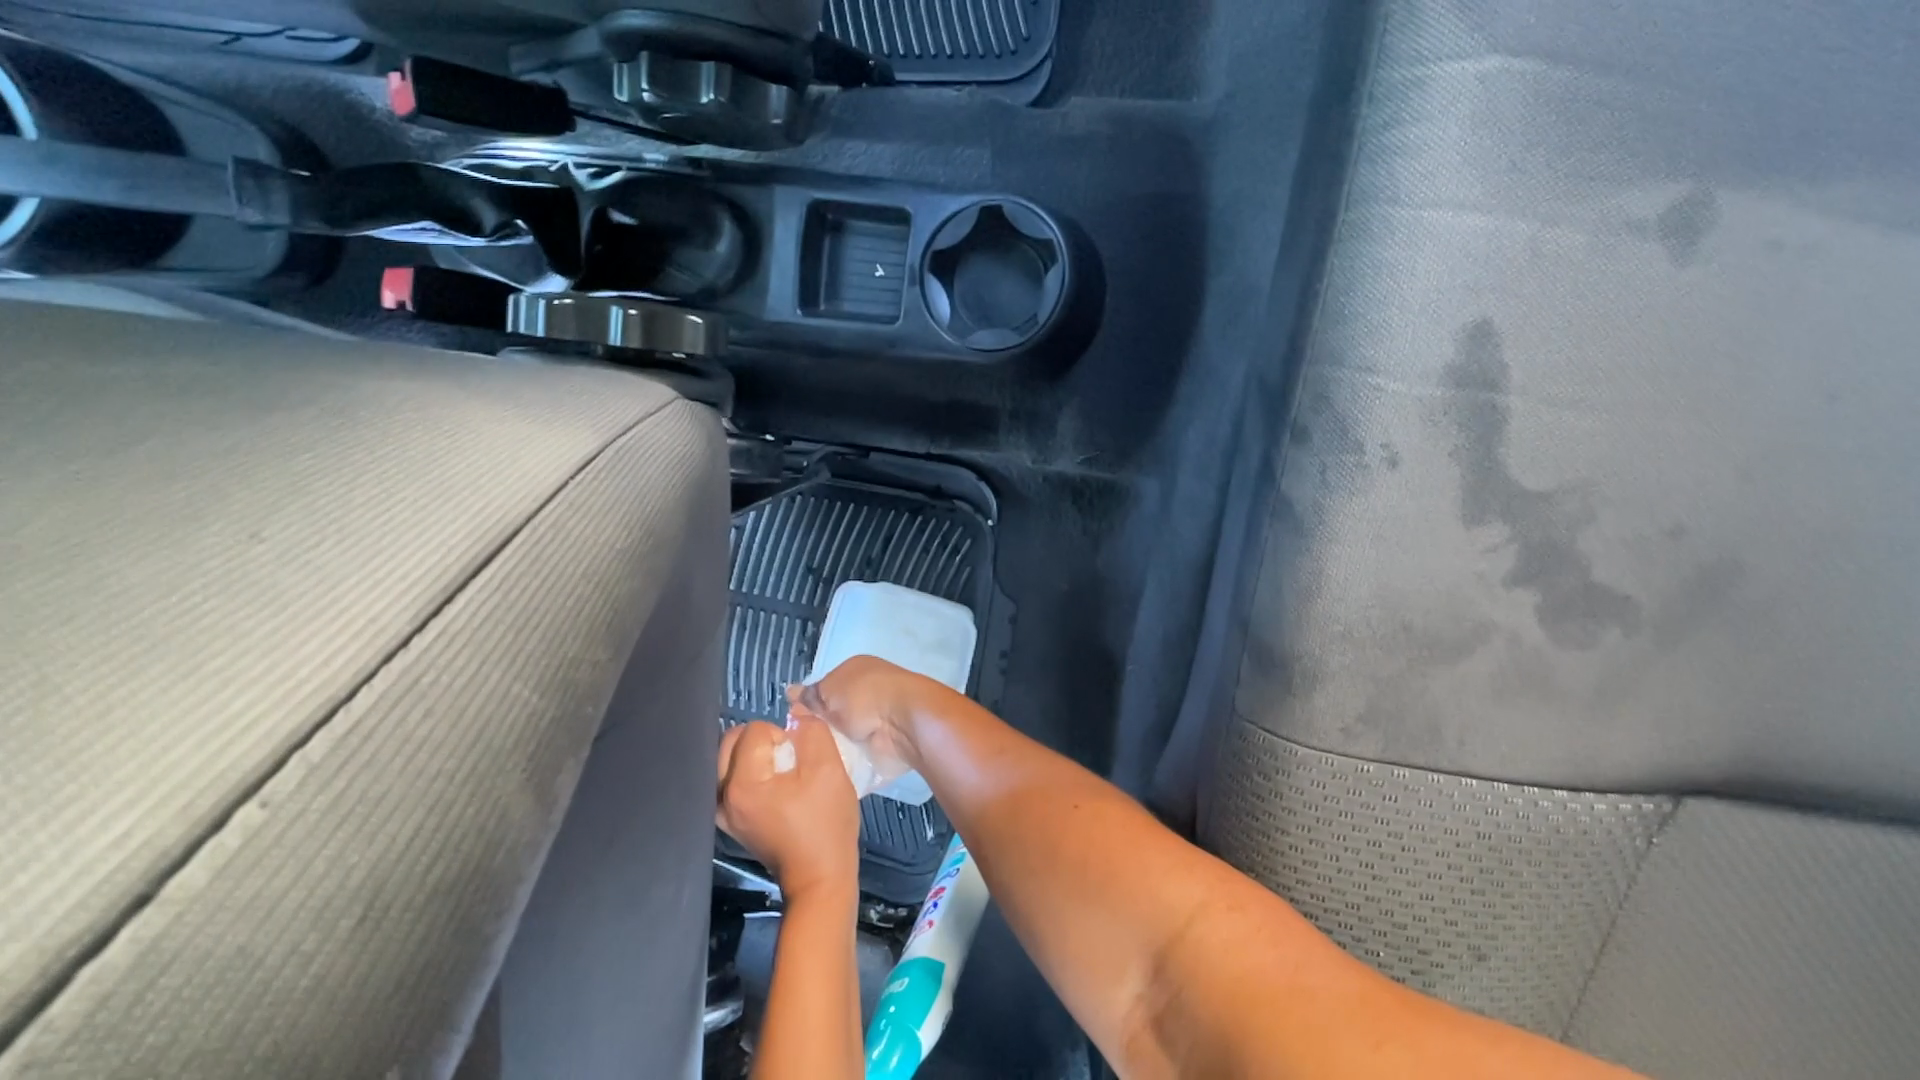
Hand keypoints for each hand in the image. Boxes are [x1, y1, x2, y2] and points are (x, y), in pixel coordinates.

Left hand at [716, 715, 860, 902]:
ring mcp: (723, 813)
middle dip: (763, 741)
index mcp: (742, 782)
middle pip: (732, 741)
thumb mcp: (829, 770)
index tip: (802, 759)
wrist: (820, 877)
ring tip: (781, 774)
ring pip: (729, 761)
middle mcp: (723, 796)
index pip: (755, 730)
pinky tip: (773, 789)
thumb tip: (797, 714)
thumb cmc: (825, 825)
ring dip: (754, 757)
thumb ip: (812, 732)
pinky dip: (750, 776)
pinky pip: (731, 782)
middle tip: (790, 761)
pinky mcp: (731, 823)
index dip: (784, 735)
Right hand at [786, 655, 931, 784]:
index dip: (809, 705)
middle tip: (794, 748)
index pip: (826, 689)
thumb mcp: (828, 689)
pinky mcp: (884, 751)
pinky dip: (846, 766)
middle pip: (834, 717)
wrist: (902, 723)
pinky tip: (826, 775)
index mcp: (856, 673)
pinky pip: (857, 760)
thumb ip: (810, 695)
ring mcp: (877, 724)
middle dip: (818, 731)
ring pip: (844, 740)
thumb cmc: (863, 696)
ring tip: (807, 764)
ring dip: (831, 749)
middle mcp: (867, 696)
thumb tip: (790, 692)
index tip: (792, 723)